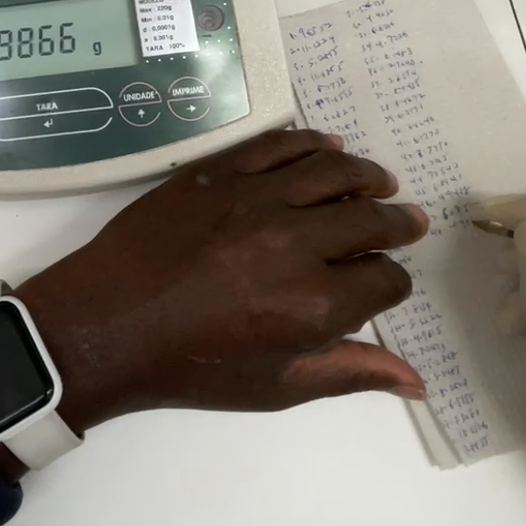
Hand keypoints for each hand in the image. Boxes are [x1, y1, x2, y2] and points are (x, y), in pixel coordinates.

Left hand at [14, 129, 429, 434]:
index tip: (383, 278)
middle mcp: (293, 241)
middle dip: (397, 220)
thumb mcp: (275, 385)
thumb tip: (415, 379)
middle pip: (368, 217)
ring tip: (378, 180)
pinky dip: (309, 141)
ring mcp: (252, 197)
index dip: (392, 280)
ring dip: (365, 174)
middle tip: (407, 218)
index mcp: (313, 302)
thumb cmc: (192, 364)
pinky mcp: (216, 171)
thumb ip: (348, 372)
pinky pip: (276, 144)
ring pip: (330, 169)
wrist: (110, 320)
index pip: (385, 279)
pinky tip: (326, 145)